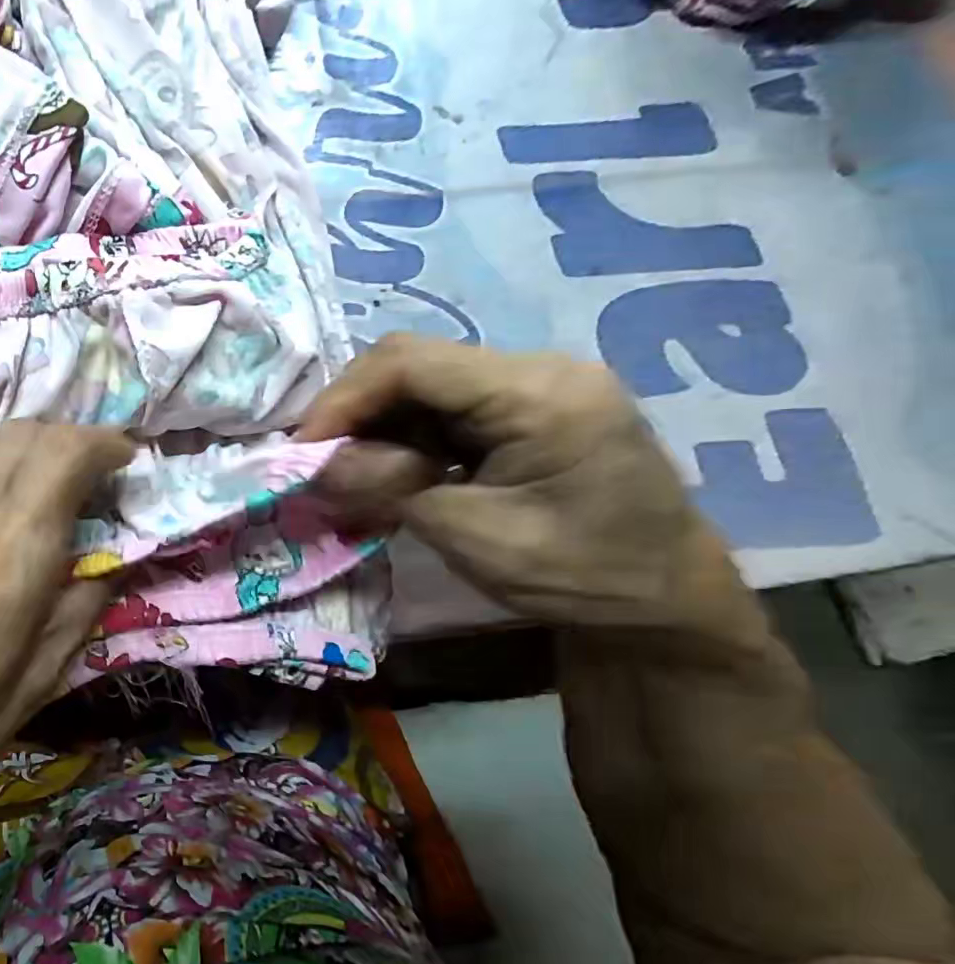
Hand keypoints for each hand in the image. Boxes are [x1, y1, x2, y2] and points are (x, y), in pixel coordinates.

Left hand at [0, 422, 133, 946]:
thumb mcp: (41, 680)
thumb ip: (81, 603)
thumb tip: (109, 554)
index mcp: (9, 561)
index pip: (62, 455)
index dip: (103, 444)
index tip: (124, 459)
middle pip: (21, 434)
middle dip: (67, 440)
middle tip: (87, 472)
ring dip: (18, 449)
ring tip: (35, 483)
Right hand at [299, 333, 750, 636]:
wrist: (660, 600)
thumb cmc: (575, 572)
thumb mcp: (470, 535)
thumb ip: (389, 488)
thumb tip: (316, 465)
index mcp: (538, 393)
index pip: (410, 363)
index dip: (342, 399)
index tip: (303, 451)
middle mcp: (537, 371)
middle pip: (411, 362)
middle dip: (352, 409)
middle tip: (319, 463)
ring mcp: (532, 388)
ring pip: (419, 383)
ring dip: (372, 424)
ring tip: (348, 473)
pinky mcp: (522, 411)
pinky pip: (440, 406)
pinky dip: (400, 435)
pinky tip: (389, 470)